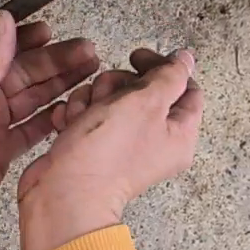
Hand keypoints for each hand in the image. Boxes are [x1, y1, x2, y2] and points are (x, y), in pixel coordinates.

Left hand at [0, 11, 99, 216]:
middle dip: (56, 61)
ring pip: (34, 97)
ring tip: (88, 71)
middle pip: (25, 72)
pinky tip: (70, 106)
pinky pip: (33, 127)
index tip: (51, 32)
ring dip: (60, 83)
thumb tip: (3, 22)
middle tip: (86, 52)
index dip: (28, 40)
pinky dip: (52, 118)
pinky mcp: (3, 147)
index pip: (1, 51)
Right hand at [17, 47, 204, 249]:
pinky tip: (68, 124)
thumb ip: (171, 75)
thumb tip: (185, 59)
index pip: (185, 88)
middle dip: (118, 85)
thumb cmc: (107, 152)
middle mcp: (153, 142)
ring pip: (110, 102)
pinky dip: (76, 116)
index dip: (163, 68)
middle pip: (143, 92)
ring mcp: (121, 148)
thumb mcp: (147, 102)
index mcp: (179, 135)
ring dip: (91, 99)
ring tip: (82, 116)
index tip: (136, 57)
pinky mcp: (92, 151)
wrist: (63, 192)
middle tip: (107, 97)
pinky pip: (87, 119)